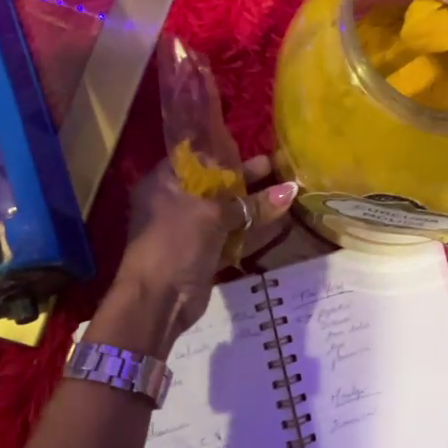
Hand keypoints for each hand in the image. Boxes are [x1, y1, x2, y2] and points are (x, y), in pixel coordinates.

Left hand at [96, 156, 296, 354]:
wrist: (157, 300)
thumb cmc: (175, 242)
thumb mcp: (212, 215)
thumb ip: (251, 203)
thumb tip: (290, 189)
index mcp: (164, 183)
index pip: (196, 159)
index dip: (225, 153)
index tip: (254, 146)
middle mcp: (174, 202)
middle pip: (215, 185)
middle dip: (246, 178)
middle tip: (276, 166)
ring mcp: (189, 230)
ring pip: (227, 212)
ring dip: (254, 206)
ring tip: (288, 191)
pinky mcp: (204, 253)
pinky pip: (232, 236)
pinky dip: (252, 231)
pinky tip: (280, 221)